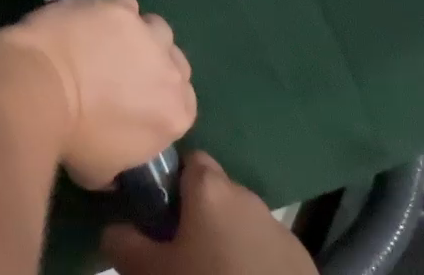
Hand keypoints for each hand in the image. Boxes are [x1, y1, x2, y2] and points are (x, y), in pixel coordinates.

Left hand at [0, 0, 195, 188]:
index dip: (159, 95)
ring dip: (136, 31)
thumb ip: (117, 167)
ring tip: (105, 36)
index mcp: (176, 115)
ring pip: (154, 26)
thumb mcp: (99, 172)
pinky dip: (109, 7)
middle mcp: (170, 72)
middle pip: (172, 59)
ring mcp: (144, 34)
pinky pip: (122, 1)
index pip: (182, 102)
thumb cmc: (70, 138)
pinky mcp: (115, 8)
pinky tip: (89, 15)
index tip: (135, 95)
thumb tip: (110, 173)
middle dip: (152, 61)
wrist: (40, 88)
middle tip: (119, 65)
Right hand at [103, 151, 315, 274]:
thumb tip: (116, 229)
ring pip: (243, 222)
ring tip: (214, 272)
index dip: (171, 182)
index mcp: (210, 189)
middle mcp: (248, 198)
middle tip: (181, 248)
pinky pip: (269, 250)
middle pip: (216, 192)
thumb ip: (122, 241)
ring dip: (228, 238)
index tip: (159, 212)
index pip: (188, 159)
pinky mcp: (306, 264)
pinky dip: (255, 262)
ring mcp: (283, 231)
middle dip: (199, 213)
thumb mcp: (148, 271)